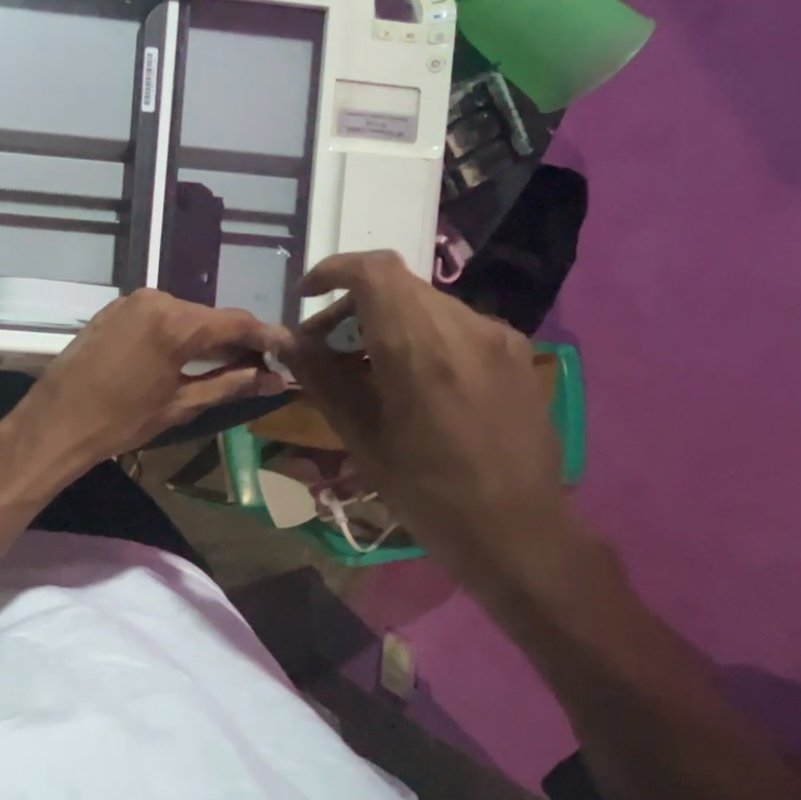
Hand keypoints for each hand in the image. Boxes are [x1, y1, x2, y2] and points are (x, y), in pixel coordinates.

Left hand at [7, 289, 289, 478]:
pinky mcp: (110, 311)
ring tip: (224, 366)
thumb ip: (229, 386)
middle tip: (258, 366)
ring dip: (204, 337)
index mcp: (177, 323)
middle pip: (210, 317)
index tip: (290, 352)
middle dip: (236, 340)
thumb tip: (273, 380)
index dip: (267, 338)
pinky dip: (174, 334)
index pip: (237, 323)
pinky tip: (183, 357)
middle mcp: (155, 300)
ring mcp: (129, 303)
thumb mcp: (179, 406)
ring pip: (183, 316)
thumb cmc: (118, 421)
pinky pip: (155, 317)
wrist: (54, 423)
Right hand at [283, 251, 572, 589]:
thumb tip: (284, 341)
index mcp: (420, 350)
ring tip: (362, 369)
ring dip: (384, 322)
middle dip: (351, 307)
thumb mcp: (359, 435)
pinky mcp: (515, 353)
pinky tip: (405, 380)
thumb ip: (321, 377)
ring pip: (425, 305)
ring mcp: (497, 338)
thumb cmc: (423, 490)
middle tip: (324, 350)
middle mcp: (465, 329)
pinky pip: (453, 325)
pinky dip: (417, 336)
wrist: (515, 528)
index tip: (305, 297)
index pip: (374, 272)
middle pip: (397, 287)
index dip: (333, 271)